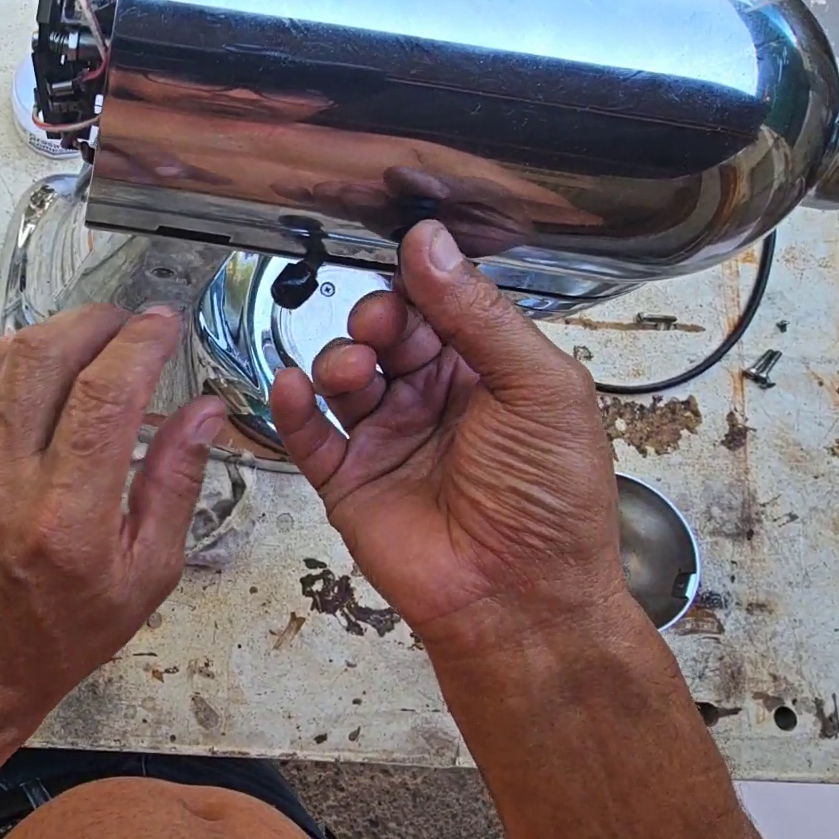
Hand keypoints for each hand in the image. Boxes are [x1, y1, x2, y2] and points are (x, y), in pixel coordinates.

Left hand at [0, 305, 229, 737]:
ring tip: (93, 344)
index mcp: (68, 515)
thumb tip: (206, 411)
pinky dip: (13, 356)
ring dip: (55, 333)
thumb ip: (176, 481)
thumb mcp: (149, 570)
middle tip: (130, 326)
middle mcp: (6, 479)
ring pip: (3, 357)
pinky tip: (44, 371)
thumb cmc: (71, 626)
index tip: (164, 323)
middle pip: (44, 357)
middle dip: (96, 322)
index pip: (104, 395)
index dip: (140, 344)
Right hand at [268, 221, 629, 658]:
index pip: (438, 309)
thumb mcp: (537, 389)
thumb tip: (429, 240)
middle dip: (375, 322)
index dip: (418, 287)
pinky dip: (291, 406)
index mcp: (484, 374)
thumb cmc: (548, 494)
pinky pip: (306, 432)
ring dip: (339, 361)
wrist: (515, 597)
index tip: (401, 261)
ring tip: (352, 374)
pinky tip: (292, 387)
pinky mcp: (345, 476)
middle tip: (379, 329)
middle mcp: (429, 399)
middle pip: (383, 336)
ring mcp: (383, 437)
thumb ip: (479, 314)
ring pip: (342, 376)